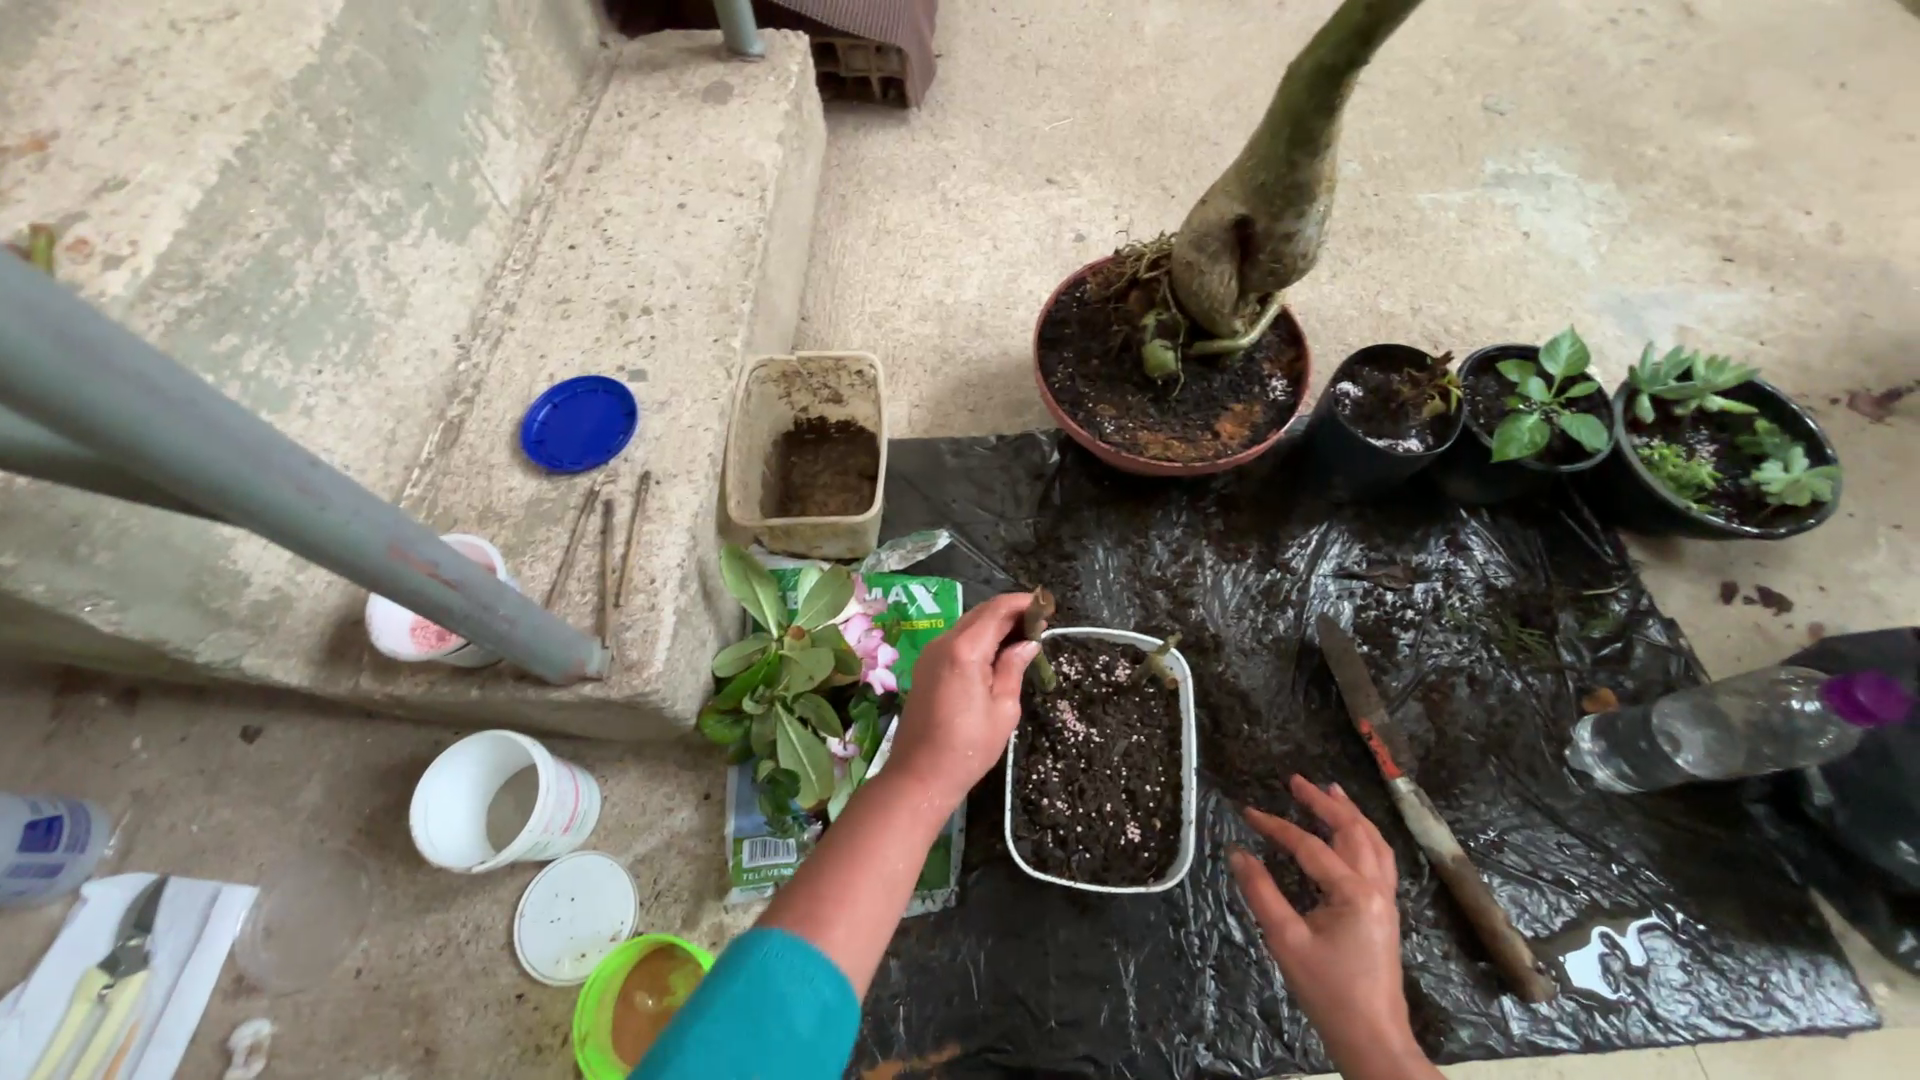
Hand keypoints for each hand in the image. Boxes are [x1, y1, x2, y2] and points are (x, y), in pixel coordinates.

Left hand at [883, 592, 1039, 811]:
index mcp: (964, 650)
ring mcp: (930, 653)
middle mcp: (943, 643)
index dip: (1023, 603)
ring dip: (995, 625)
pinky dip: (979, 638)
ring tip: (1024, 637)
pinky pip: (956, 641)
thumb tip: (1027, 644)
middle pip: (980, 613)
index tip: (1047, 607)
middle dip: (1011, 613)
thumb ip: (1013, 668)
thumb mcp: (1003, 709)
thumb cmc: (968, 747)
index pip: (996, 610)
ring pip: (967, 625)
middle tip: (1040, 623)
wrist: (920, 774)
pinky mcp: (926, 666)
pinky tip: (997, 652)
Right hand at [1231, 775, 1431, 1078]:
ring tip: (1330, 791)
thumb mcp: (1285, 940)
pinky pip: (1379, 860)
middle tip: (1296, 781)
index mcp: (1353, 892)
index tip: (1247, 812)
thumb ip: (1261, 892)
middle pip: (1352, 831)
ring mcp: (1385, 901)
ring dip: (1350, 814)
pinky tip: (1351, 834)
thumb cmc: (1327, 991)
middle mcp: (1375, 888)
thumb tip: (1237, 852)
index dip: (1276, 826)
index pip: (1309, 846)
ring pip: (1373, 843)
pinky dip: (1364, 836)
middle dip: (1324, 802)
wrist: (1372, 1038)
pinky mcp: (1384, 913)